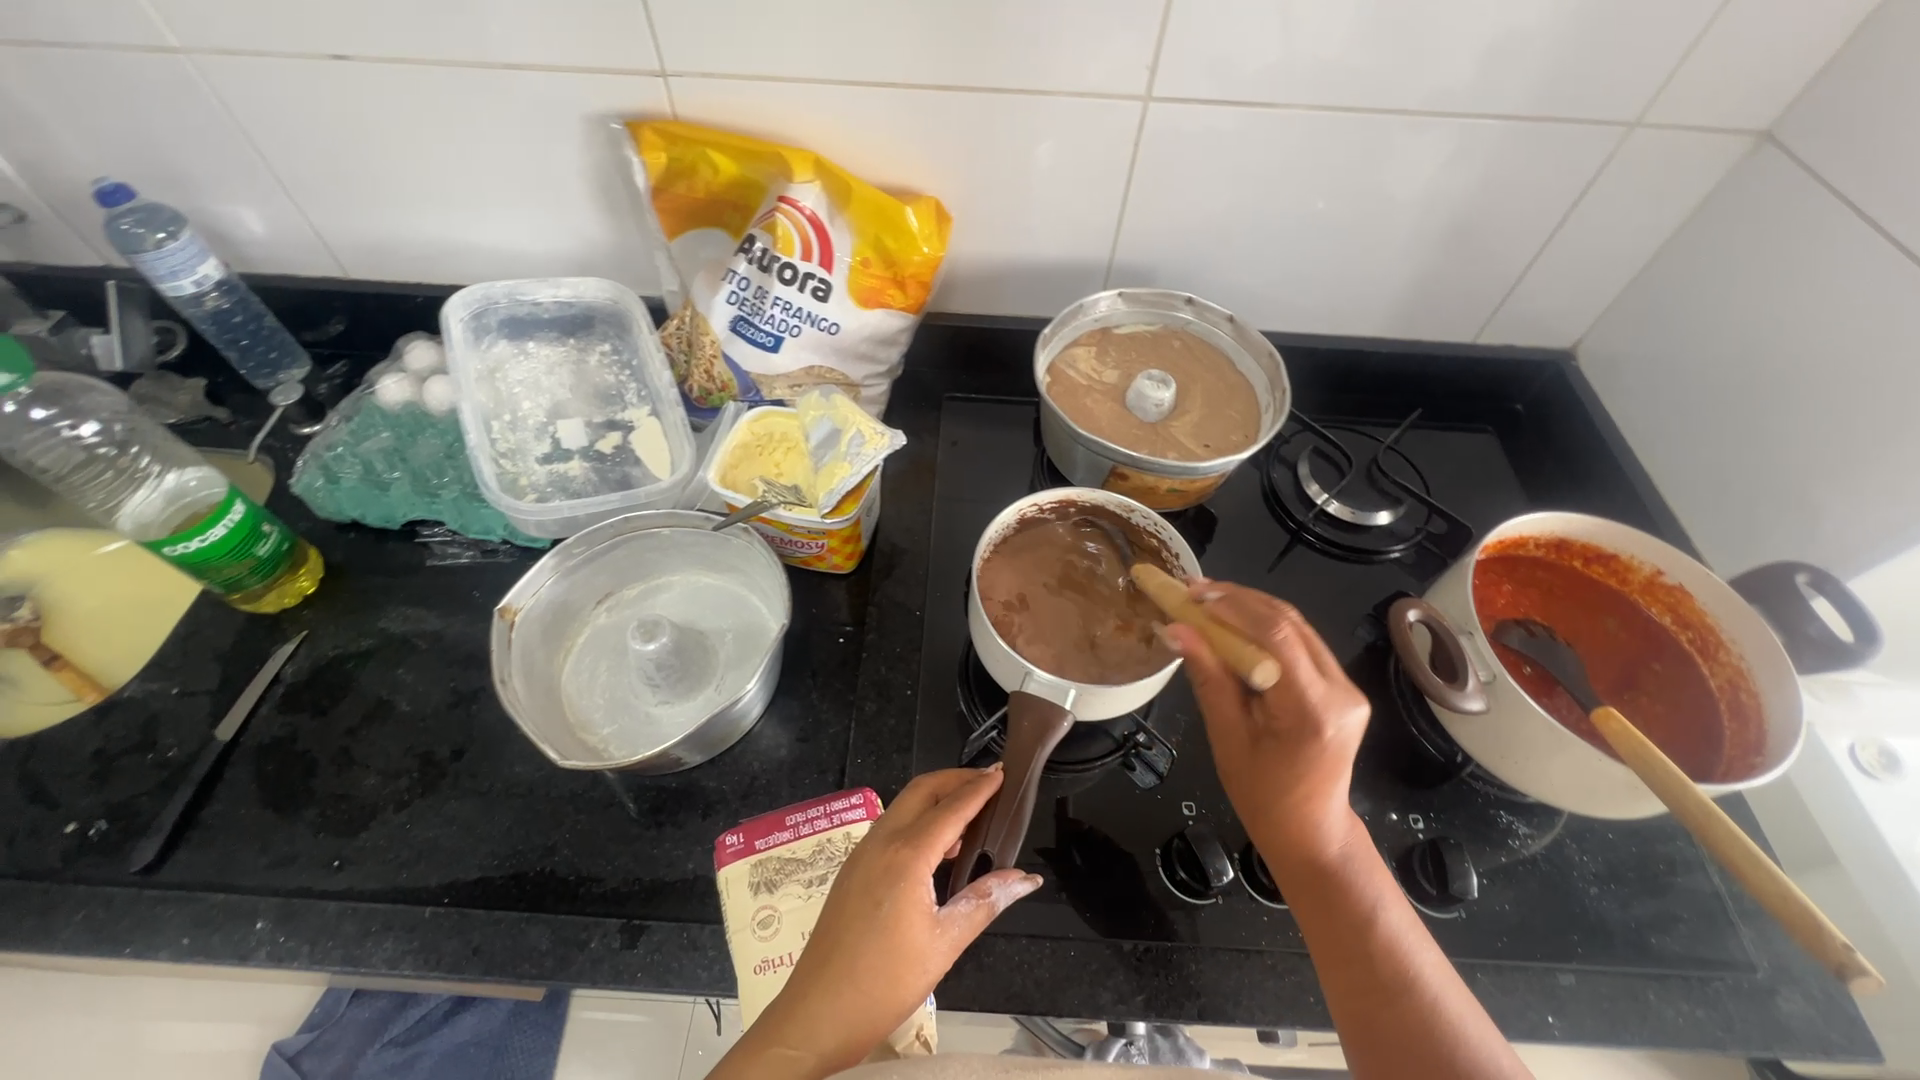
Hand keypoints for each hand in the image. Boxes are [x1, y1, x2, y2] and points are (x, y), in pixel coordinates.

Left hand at [717, 767, 1041, 1079]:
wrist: (817, 1013)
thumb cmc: (885, 982)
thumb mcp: (944, 943)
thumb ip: (985, 901)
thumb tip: (1025, 878)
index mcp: (906, 856)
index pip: (951, 808)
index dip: (980, 788)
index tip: (1003, 771)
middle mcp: (881, 842)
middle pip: (922, 791)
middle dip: (956, 780)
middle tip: (990, 784)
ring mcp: (861, 854)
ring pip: (903, 806)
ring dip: (936, 799)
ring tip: (970, 814)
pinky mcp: (852, 869)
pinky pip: (890, 827)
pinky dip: (918, 819)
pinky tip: (937, 848)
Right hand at [1163, 581, 1371, 865]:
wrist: (1310, 829)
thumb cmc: (1262, 795)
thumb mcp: (1226, 738)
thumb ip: (1208, 678)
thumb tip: (1176, 630)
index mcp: (1312, 709)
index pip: (1276, 637)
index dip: (1233, 607)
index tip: (1192, 596)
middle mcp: (1340, 690)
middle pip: (1290, 623)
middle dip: (1238, 600)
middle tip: (1192, 591)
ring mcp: (1347, 687)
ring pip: (1298, 627)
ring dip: (1250, 608)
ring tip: (1206, 600)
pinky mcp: (1343, 687)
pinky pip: (1302, 644)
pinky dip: (1265, 628)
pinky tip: (1234, 623)